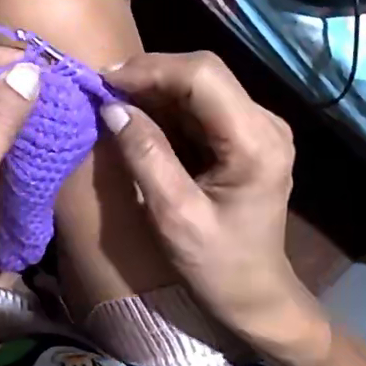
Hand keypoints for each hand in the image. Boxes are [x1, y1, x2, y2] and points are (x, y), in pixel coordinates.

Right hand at [101, 52, 330, 360]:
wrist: (256, 296)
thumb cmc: (218, 266)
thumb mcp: (175, 216)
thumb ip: (146, 157)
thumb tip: (112, 107)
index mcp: (256, 141)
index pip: (203, 76)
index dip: (151, 70)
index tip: (104, 82)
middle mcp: (264, 122)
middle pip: (202, 73)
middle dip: (148, 76)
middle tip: (101, 91)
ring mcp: (256, 126)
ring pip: (197, 85)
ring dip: (152, 89)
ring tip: (110, 101)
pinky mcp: (242, 135)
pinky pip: (198, 105)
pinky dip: (162, 105)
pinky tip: (134, 115)